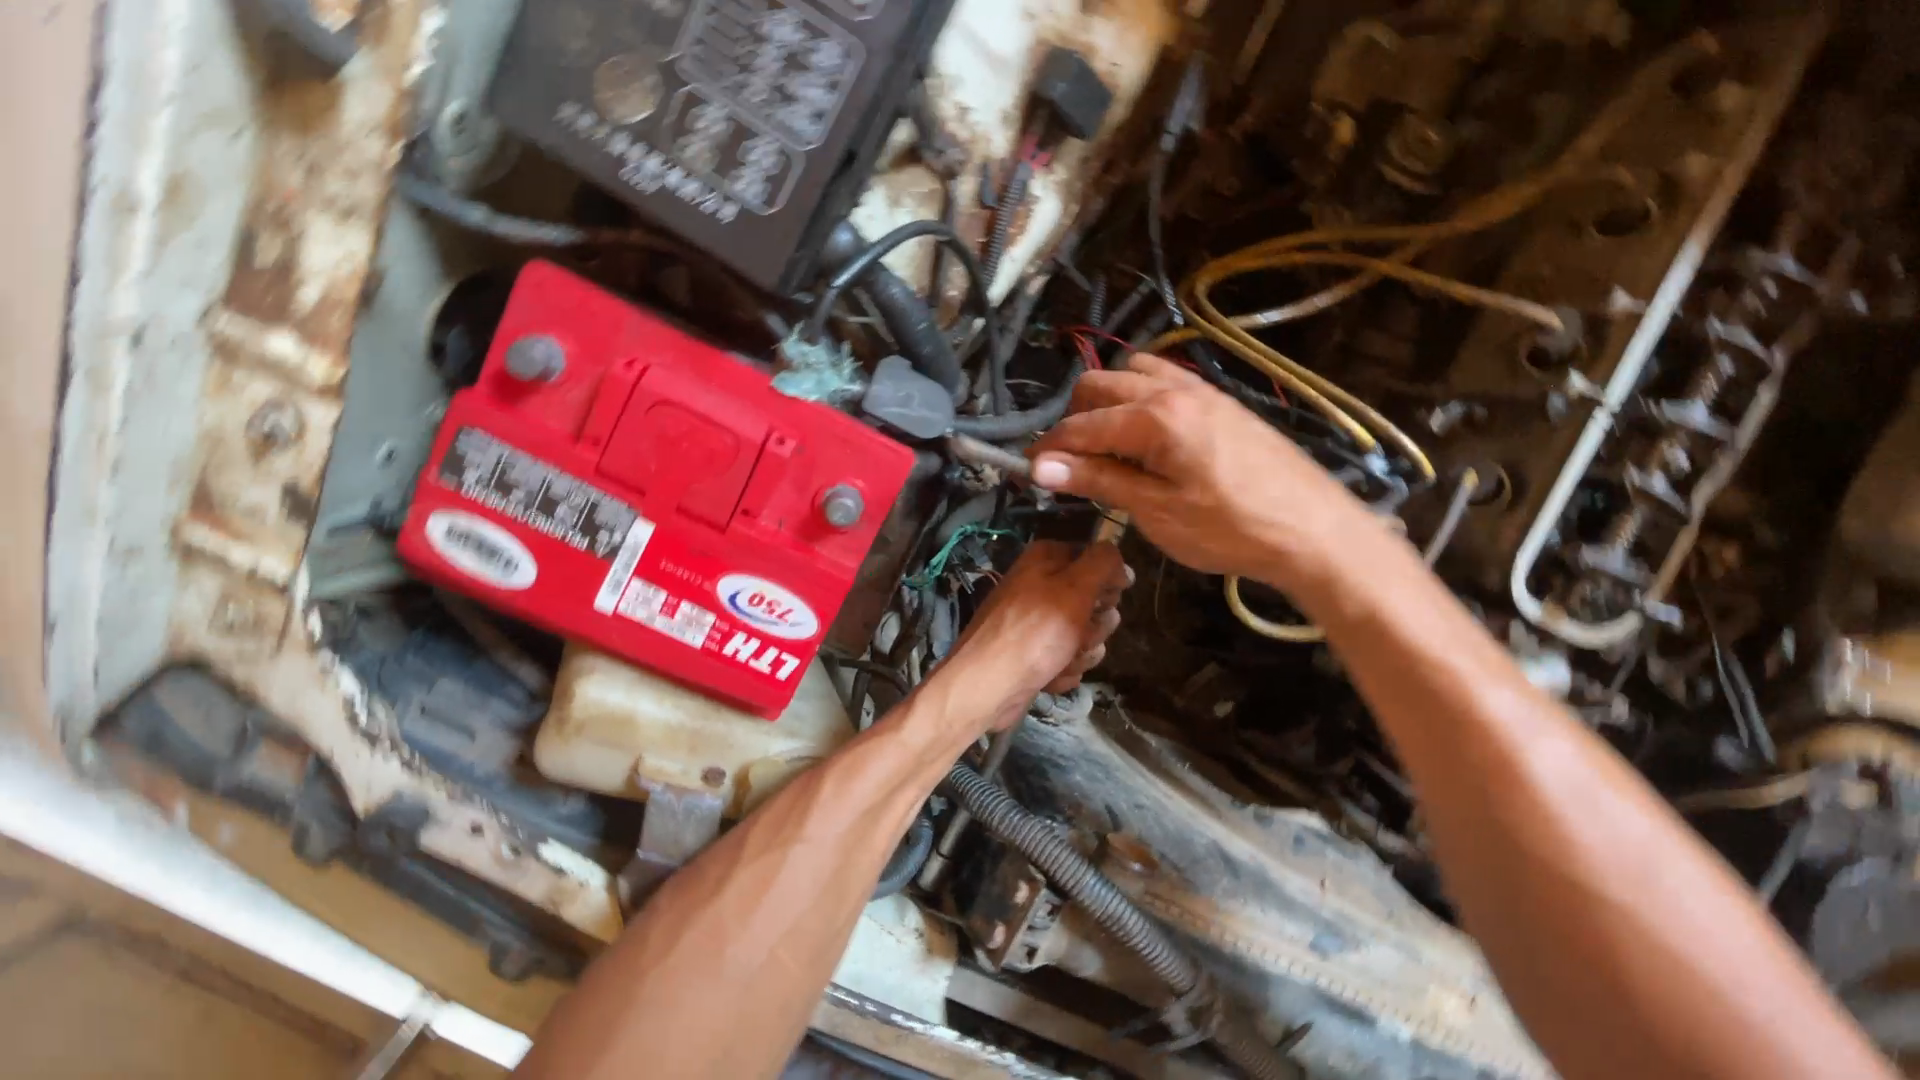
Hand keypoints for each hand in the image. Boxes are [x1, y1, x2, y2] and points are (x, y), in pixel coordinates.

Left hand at [938, 541, 1130, 730]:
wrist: (986, 687)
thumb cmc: (1032, 634)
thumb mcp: (1073, 589)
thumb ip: (1102, 564)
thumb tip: (1120, 562)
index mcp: (1046, 560)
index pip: (1096, 558)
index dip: (1108, 581)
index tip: (1106, 599)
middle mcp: (1041, 586)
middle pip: (1096, 601)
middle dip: (1094, 625)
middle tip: (1078, 634)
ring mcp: (1038, 623)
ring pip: (1087, 635)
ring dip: (1080, 653)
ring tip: (1058, 659)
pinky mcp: (1037, 654)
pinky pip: (1070, 659)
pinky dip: (1063, 670)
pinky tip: (1048, 674)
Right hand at [1028, 354, 1365, 589]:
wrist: (1314, 529)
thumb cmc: (1232, 529)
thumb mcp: (1158, 511)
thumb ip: (1098, 480)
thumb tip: (1040, 467)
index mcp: (1155, 418)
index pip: (1080, 426)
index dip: (1048, 450)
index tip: (1029, 473)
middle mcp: (1174, 389)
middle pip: (1098, 385)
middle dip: (1072, 420)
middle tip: (1068, 464)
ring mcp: (1200, 389)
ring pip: (1131, 372)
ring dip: (1106, 401)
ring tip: (1106, 446)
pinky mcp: (1220, 400)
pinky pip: (1165, 377)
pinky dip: (1140, 394)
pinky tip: (1145, 432)